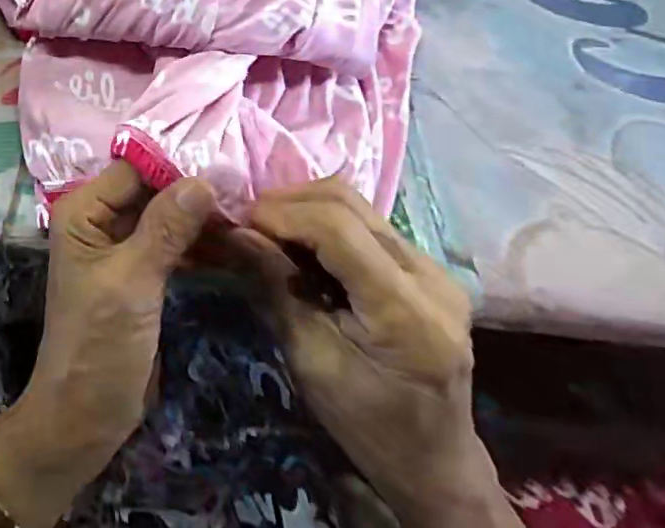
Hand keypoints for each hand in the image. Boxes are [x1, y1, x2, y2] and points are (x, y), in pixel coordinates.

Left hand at [0, 162, 215, 525]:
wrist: (85, 411)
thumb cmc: (99, 341)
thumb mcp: (133, 280)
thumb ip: (165, 229)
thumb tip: (202, 180)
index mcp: (82, 210)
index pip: (132, 171)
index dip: (176, 167)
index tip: (229, 168)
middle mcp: (98, 219)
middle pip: (151, 191)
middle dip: (195, 194)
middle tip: (249, 195)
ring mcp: (119, 247)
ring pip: (166, 218)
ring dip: (203, 220)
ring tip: (251, 220)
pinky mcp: (140, 273)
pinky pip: (172, 245)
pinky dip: (199, 245)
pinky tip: (237, 246)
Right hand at [230, 178, 517, 527]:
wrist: (431, 462)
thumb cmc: (364, 421)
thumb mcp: (307, 356)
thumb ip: (273, 285)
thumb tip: (232, 230)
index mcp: (407, 310)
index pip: (337, 227)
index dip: (279, 214)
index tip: (237, 225)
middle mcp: (430, 277)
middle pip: (346, 201)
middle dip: (285, 203)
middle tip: (246, 225)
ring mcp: (432, 268)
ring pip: (354, 203)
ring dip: (300, 207)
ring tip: (267, 232)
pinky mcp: (424, 268)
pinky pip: (363, 221)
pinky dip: (319, 221)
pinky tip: (298, 247)